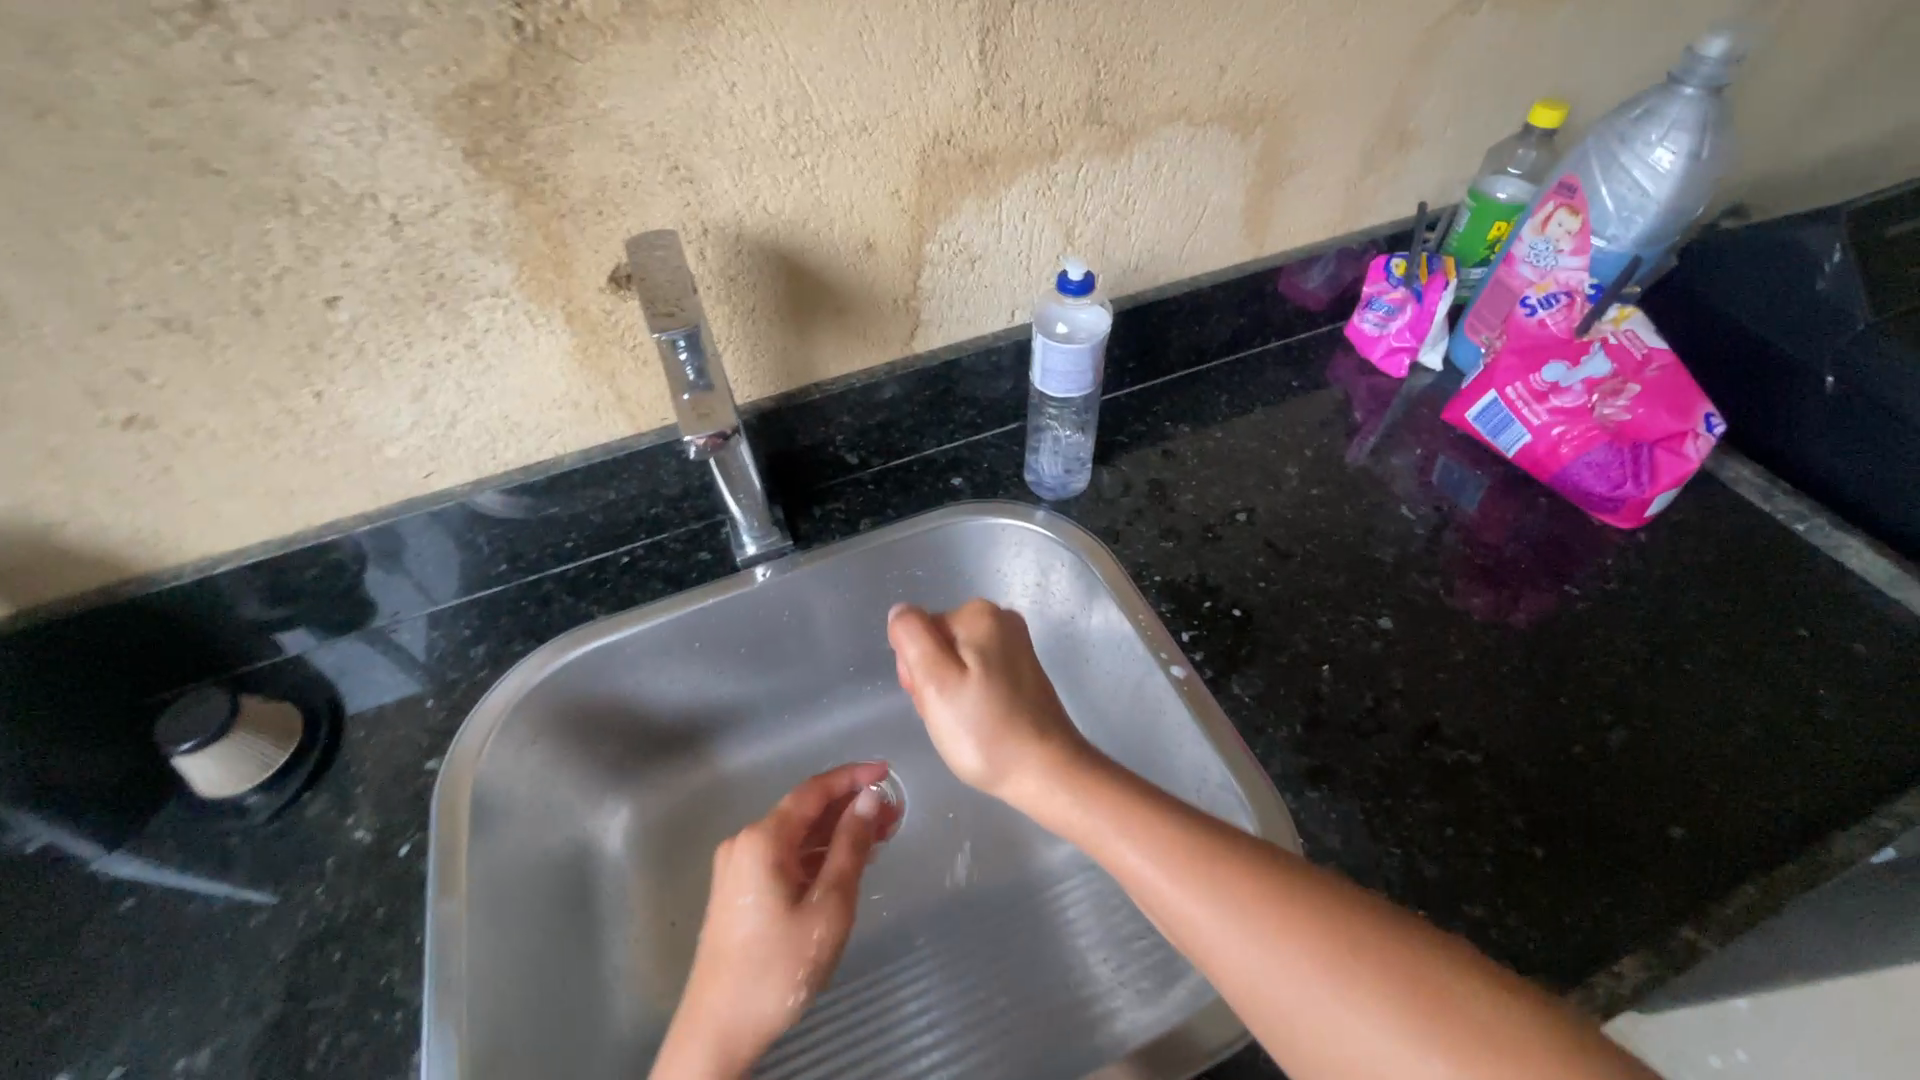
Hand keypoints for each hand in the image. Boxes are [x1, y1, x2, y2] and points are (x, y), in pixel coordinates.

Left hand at [651, 762, 895, 1079]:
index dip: (853, 777)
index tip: (888, 771)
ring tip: (882, 834)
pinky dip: (819, 855)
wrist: (718, 1030)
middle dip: (851, 807)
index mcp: (763, 840)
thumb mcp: (829, 906)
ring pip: (797, 837)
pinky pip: (786, 858)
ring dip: (837, 833)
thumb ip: (851, 847)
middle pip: (806, 812)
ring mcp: (739, 869)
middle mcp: (745, 844)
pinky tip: (848, 862)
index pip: (814, 790)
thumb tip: (869, 800)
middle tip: (896, 812)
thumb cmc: (779, 968)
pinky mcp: (740, 893)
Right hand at [886, 600, 1096, 807]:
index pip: (919, 633)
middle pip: (939, 646)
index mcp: (979, 614)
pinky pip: (978, 679)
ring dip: (950, 694)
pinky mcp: (1023, 673)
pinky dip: (972, 700)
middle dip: (934, 681)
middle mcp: (1001, 620)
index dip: (917, 670)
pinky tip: (981, 724)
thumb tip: (901, 611)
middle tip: (949, 715)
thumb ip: (911, 636)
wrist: (1046, 772)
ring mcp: (1016, 647)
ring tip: (965, 724)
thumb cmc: (985, 730)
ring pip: (956, 665)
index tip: (934, 699)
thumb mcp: (935, 681)